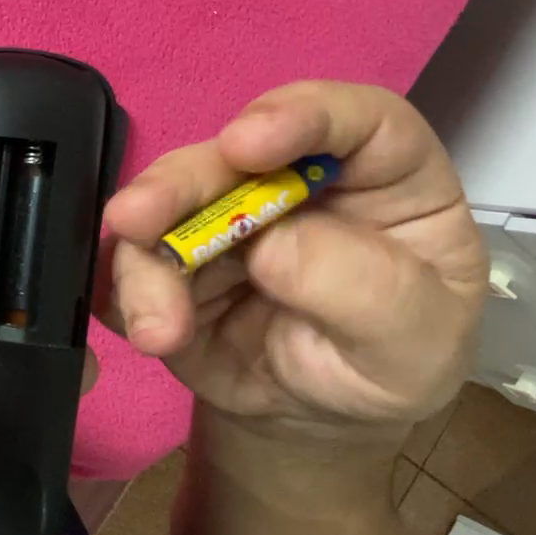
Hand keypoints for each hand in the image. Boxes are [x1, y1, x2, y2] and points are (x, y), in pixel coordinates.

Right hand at [101, 81, 487, 443]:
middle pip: (229, 157)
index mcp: (379, 183)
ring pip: (162, 207)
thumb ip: (363, 289)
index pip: (354, 121)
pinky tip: (145, 330)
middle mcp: (289, 185)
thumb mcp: (413, 346)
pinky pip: (127, 261)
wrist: (310, 421)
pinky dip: (122, 293)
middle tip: (135, 220)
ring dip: (144, 259)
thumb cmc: (385, 370)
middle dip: (177, 184)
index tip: (246, 142)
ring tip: (158, 328)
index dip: (301, 114)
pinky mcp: (167, 261)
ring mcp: (218, 220)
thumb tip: (271, 244)